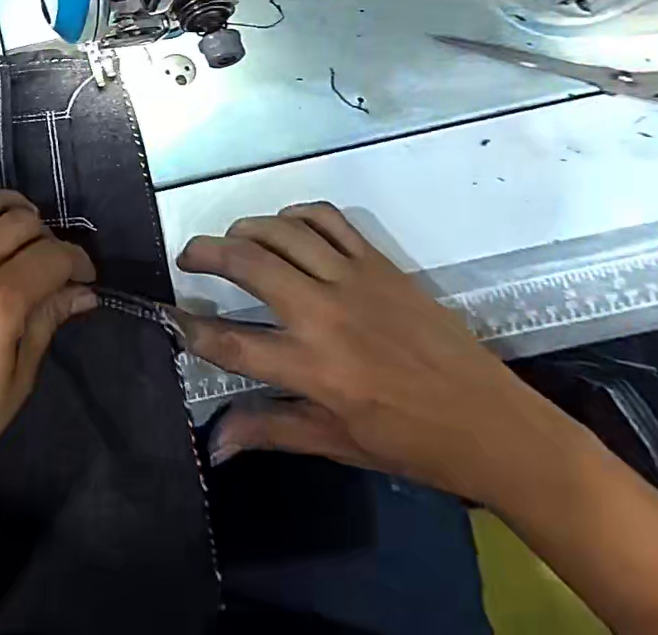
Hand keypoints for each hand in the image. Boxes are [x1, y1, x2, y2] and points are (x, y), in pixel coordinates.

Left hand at [0, 163, 97, 507]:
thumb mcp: (17, 379)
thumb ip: (48, 321)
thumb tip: (83, 292)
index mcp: (0, 300)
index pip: (54, 256)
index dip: (79, 262)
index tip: (85, 277)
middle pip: (22, 224)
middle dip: (49, 238)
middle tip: (52, 263)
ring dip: (10, 206)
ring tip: (23, 222)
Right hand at [176, 202, 583, 505]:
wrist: (492, 422)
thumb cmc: (410, 442)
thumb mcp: (335, 443)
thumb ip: (269, 429)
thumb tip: (213, 442)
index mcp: (312, 368)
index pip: (229, 343)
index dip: (187, 327)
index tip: (166, 314)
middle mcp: (325, 314)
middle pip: (248, 264)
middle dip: (205, 253)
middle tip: (188, 256)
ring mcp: (354, 280)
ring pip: (283, 232)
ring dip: (246, 228)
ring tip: (232, 239)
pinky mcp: (380, 262)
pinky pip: (329, 219)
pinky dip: (297, 214)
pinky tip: (285, 225)